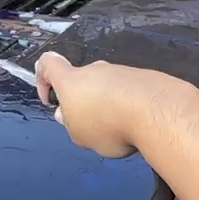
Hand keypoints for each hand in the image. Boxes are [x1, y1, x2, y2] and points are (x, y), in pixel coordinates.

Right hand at [35, 53, 196, 157]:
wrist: (155, 111)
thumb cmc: (107, 124)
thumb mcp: (80, 135)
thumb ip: (70, 124)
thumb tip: (65, 114)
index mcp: (71, 81)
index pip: (47, 63)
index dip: (43, 80)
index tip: (51, 102)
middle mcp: (95, 70)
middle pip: (81, 82)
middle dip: (83, 104)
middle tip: (91, 128)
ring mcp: (120, 72)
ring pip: (106, 88)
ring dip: (107, 107)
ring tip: (119, 132)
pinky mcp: (143, 79)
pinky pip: (128, 92)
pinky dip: (128, 107)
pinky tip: (137, 126)